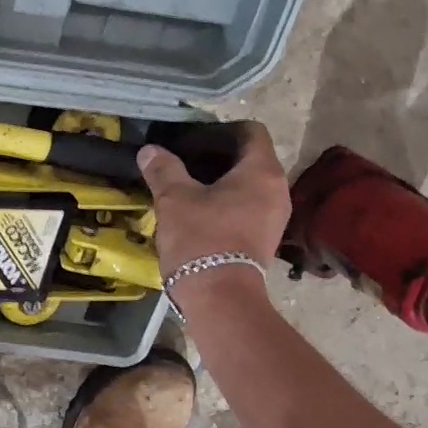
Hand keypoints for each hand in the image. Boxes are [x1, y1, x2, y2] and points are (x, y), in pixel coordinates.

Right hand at [137, 121, 290, 278]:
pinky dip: (228, 208)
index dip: (221, 131)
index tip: (193, 142)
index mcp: (261, 170)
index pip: (251, 131)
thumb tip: (149, 150)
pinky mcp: (265, 240)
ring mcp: (276, 217)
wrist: (219, 296)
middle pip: (251, 160)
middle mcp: (278, 188)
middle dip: (219, 161)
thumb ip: (163, 171)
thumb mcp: (174, 201)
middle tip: (185, 168)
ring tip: (190, 194)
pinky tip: (202, 218)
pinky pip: (249, 211)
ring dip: (223, 187)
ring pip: (250, 188)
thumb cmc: (200, 239)